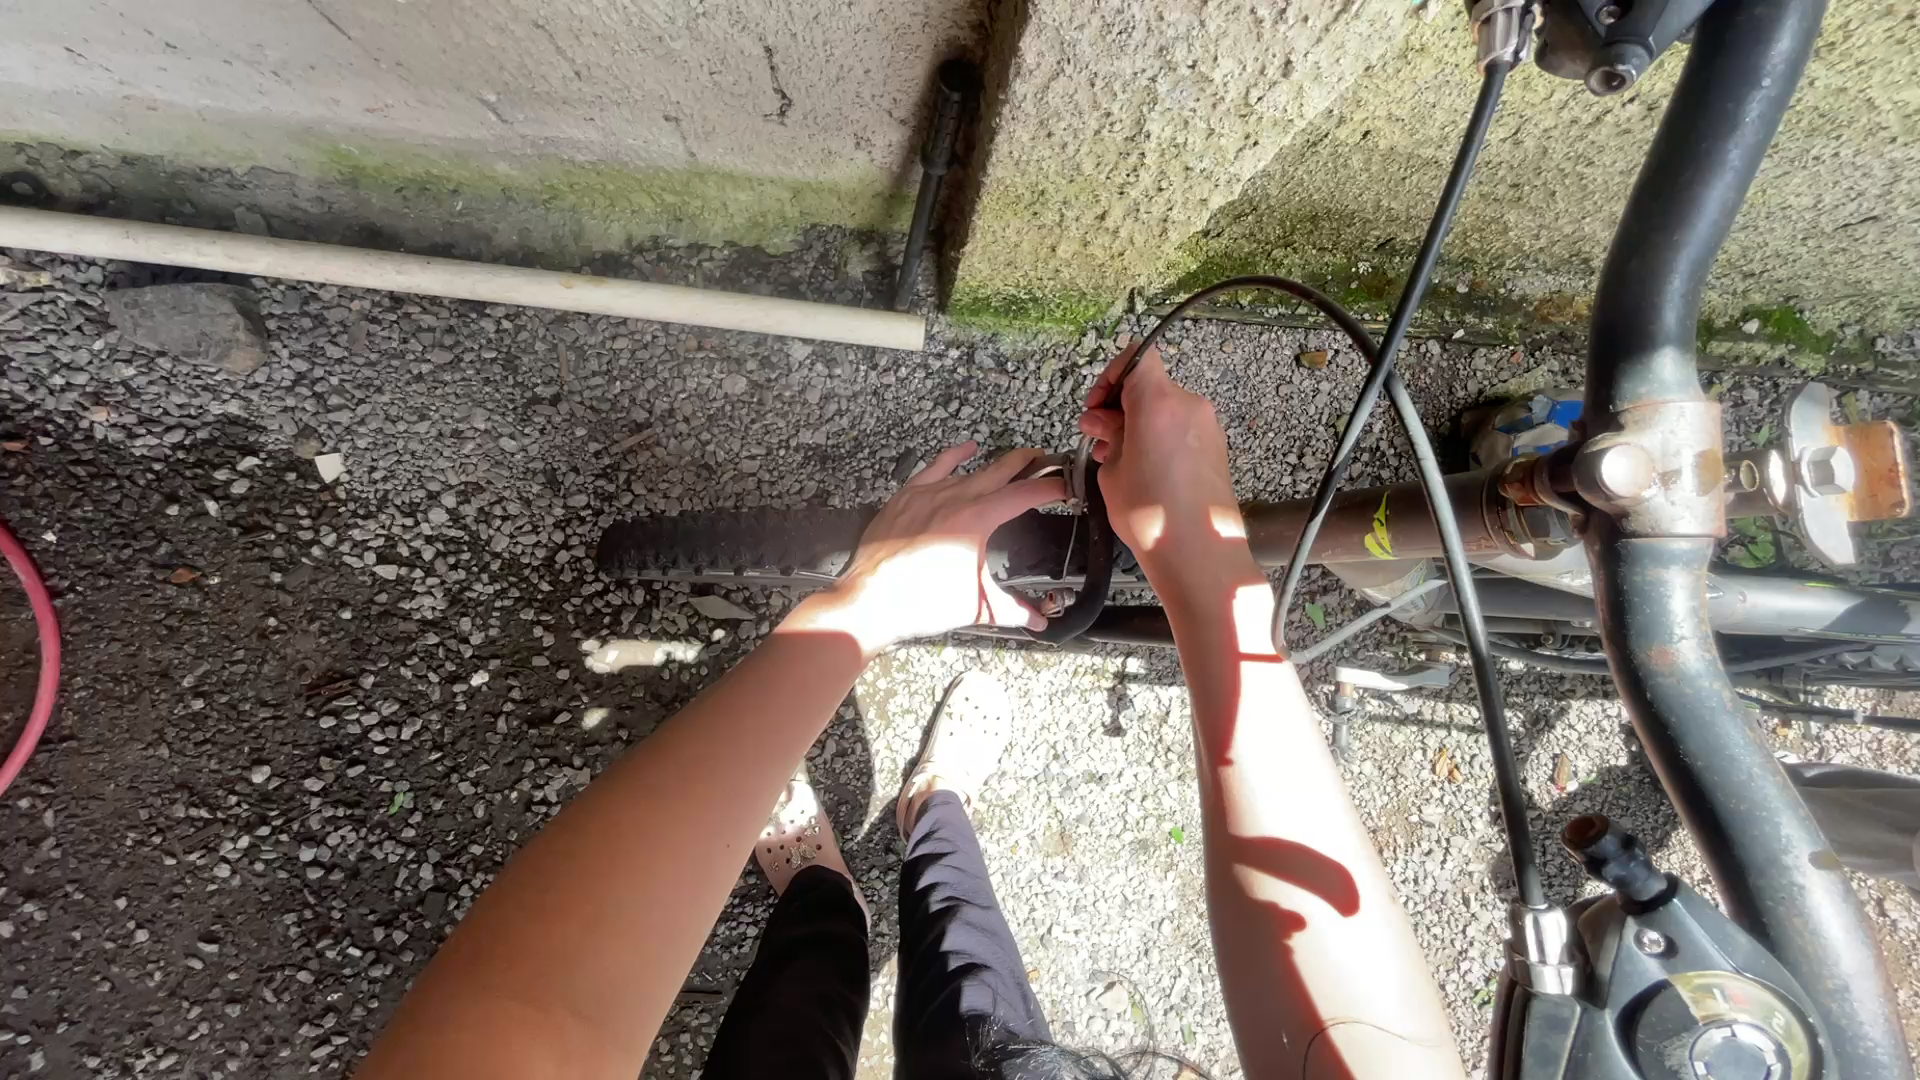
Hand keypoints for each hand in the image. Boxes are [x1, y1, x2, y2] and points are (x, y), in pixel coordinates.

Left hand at [785, 442, 1066, 654]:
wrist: (870, 601)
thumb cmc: (923, 603)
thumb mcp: (976, 606)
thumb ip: (1013, 609)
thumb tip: (1040, 621)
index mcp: (977, 519)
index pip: (1025, 494)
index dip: (1052, 487)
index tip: (1068, 487)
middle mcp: (956, 497)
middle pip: (1002, 469)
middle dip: (1030, 462)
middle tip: (1050, 460)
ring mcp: (929, 493)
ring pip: (971, 467)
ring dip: (998, 463)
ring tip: (1018, 459)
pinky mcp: (907, 495)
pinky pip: (935, 466)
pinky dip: (954, 456)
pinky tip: (967, 449)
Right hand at [1077, 345, 1246, 568]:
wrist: (1199, 552)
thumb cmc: (1151, 514)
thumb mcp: (1112, 470)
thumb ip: (1107, 436)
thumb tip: (1101, 422)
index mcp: (1158, 403)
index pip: (1137, 356)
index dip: (1111, 374)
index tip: (1097, 404)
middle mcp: (1188, 405)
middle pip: (1149, 385)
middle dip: (1118, 405)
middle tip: (1097, 436)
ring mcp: (1207, 425)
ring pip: (1164, 408)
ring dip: (1137, 423)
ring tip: (1117, 458)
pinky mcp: (1215, 447)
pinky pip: (1180, 428)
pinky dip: (1158, 437)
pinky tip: (1142, 469)